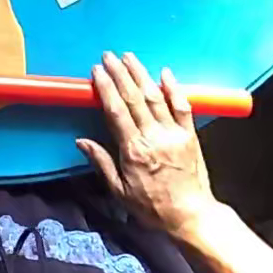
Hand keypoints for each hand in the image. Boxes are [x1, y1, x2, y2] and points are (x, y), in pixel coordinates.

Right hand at [78, 52, 218, 241]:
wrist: (191, 216)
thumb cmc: (151, 206)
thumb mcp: (118, 190)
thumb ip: (100, 162)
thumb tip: (81, 141)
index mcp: (133, 150)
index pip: (116, 111)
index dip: (106, 88)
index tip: (96, 71)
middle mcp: (153, 136)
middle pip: (134, 98)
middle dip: (120, 74)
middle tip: (109, 56)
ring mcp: (174, 134)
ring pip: (155, 97)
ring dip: (141, 74)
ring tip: (130, 57)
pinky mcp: (190, 135)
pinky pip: (183, 107)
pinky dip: (174, 88)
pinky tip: (165, 73)